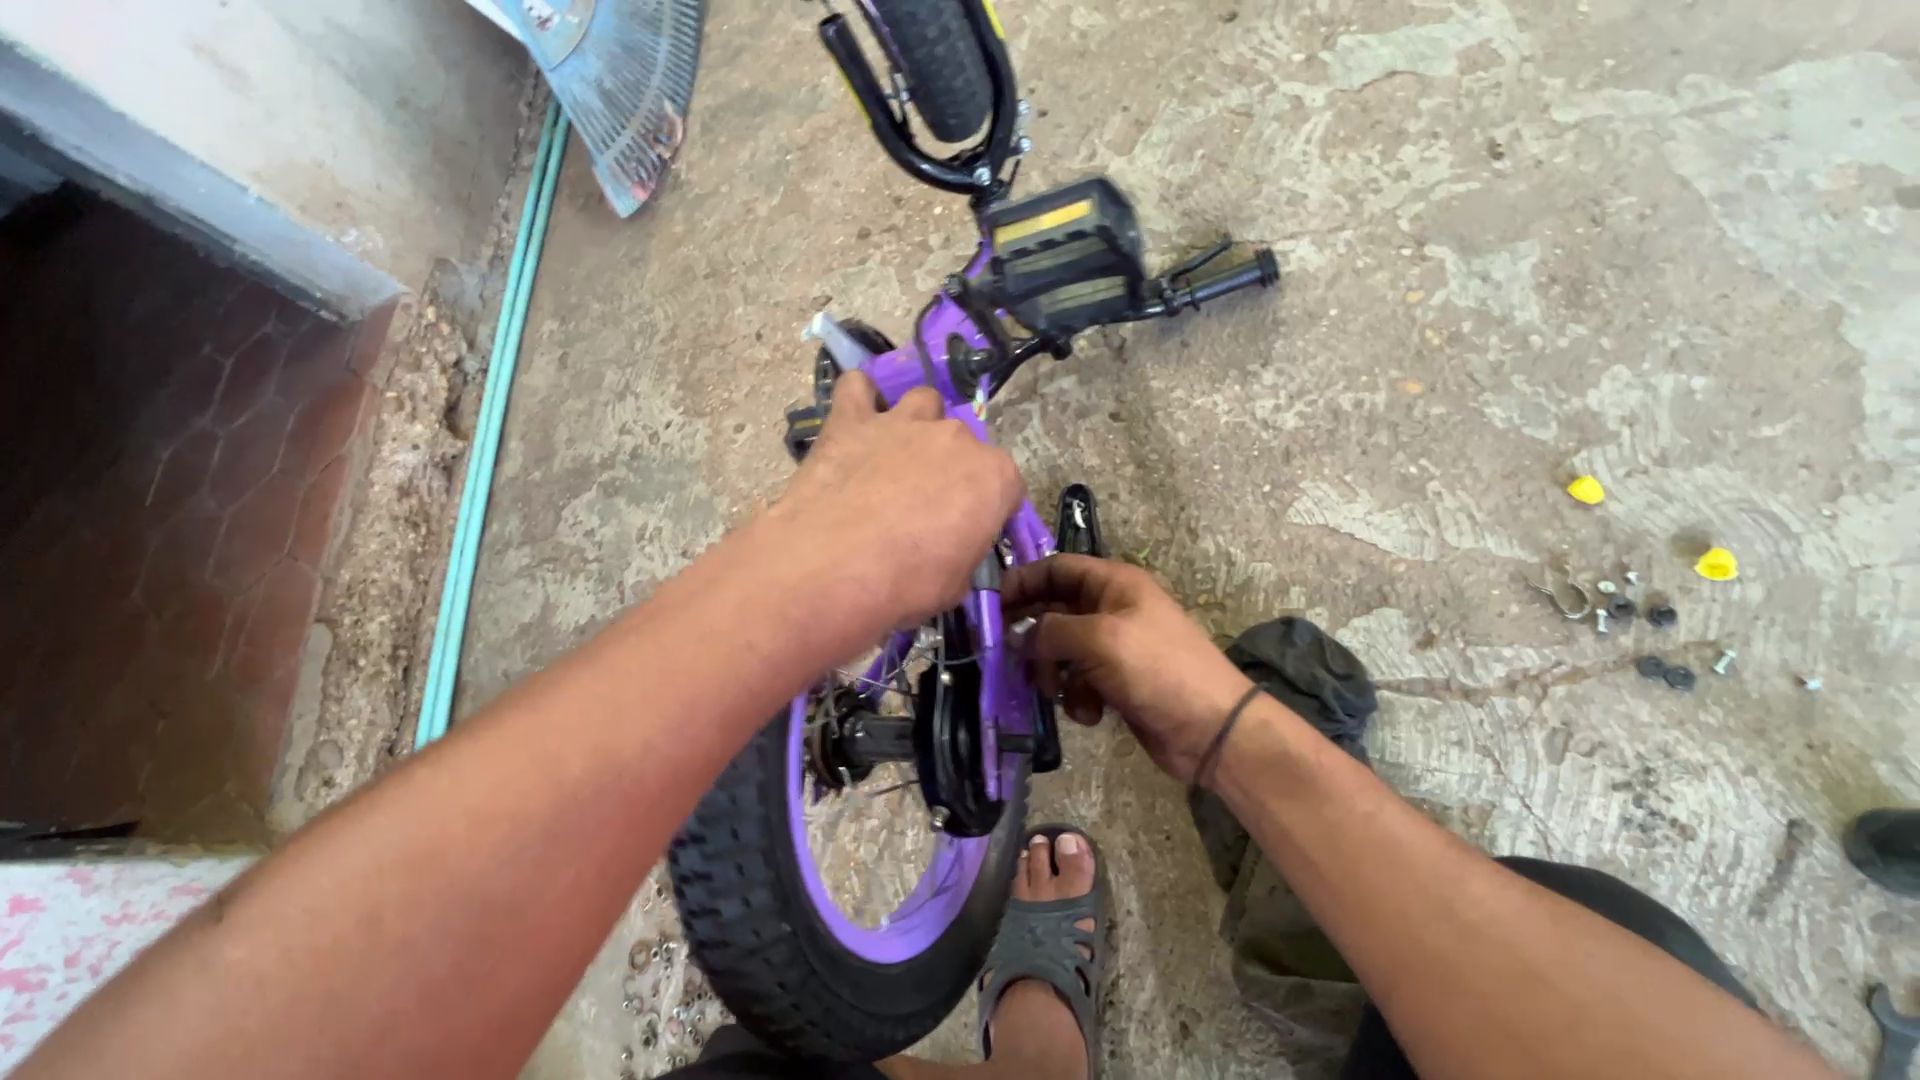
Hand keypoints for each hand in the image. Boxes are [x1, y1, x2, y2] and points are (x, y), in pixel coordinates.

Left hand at [768, 371, 1024, 630]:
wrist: (834, 567)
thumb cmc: (907, 584)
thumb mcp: (956, 584)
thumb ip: (964, 552)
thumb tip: (951, 551)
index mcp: (993, 477)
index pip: (1006, 486)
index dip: (989, 509)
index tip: (969, 531)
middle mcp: (955, 438)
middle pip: (963, 444)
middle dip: (950, 469)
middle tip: (925, 506)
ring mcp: (903, 422)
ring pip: (922, 402)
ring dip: (915, 424)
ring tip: (896, 457)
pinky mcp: (851, 420)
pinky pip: (857, 388)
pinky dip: (858, 399)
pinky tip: (854, 421)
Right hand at [1004, 555, 1255, 784]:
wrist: (1210, 728)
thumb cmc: (1158, 669)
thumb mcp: (1100, 639)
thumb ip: (1049, 631)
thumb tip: (1016, 636)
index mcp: (1113, 584)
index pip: (1056, 568)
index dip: (1023, 582)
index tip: (991, 608)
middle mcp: (1111, 609)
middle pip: (1053, 612)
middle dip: (1032, 637)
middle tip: (1008, 659)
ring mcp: (1114, 648)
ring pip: (1060, 652)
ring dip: (1053, 674)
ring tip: (1056, 692)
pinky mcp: (1115, 683)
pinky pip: (1077, 683)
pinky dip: (1076, 698)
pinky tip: (1090, 714)